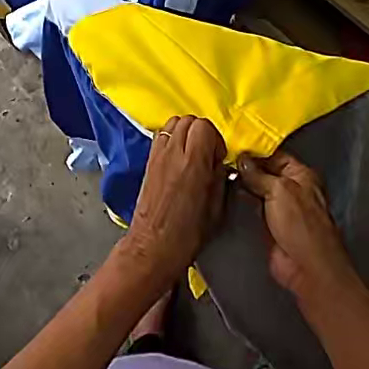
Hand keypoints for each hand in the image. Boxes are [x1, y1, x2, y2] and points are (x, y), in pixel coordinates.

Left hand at [120, 115, 227, 284]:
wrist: (154, 248)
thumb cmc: (187, 234)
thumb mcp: (217, 207)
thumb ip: (220, 177)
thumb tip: (220, 164)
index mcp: (193, 163)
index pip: (204, 126)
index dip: (215, 139)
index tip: (218, 157)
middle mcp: (173, 154)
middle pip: (188, 120)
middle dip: (202, 132)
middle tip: (207, 153)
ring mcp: (157, 157)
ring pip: (173, 124)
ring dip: (186, 133)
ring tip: (192, 153)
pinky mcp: (148, 163)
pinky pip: (161, 137)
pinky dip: (172, 139)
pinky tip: (178, 158)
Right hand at [235, 151, 360, 305]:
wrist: (306, 265)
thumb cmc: (304, 226)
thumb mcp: (279, 190)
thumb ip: (259, 175)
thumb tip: (245, 162)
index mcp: (302, 175)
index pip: (276, 156)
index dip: (257, 154)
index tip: (237, 151)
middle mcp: (293, 190)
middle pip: (267, 173)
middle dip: (249, 170)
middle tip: (228, 162)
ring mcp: (282, 208)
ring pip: (259, 191)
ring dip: (245, 186)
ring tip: (227, 177)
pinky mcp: (271, 226)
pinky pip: (255, 209)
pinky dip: (245, 203)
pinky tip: (233, 197)